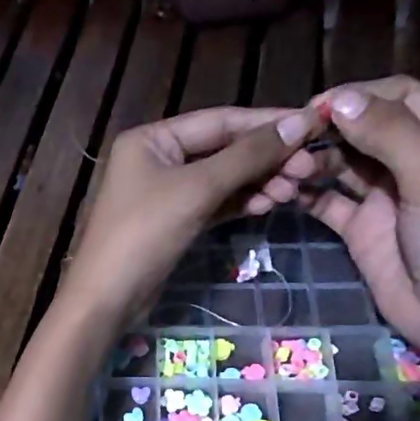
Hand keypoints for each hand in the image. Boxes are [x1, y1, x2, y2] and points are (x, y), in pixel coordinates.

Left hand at [64, 105, 325, 324]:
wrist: (107, 299)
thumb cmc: (144, 235)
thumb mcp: (197, 190)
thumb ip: (247, 156)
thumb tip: (299, 123)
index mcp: (153, 138)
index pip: (220, 121)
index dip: (267, 124)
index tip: (312, 127)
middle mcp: (158, 158)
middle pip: (224, 150)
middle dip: (266, 159)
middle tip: (309, 170)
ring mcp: (166, 193)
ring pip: (222, 179)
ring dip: (258, 183)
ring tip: (294, 192)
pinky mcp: (174, 223)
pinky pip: (214, 204)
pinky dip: (241, 203)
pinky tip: (269, 204)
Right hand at [307, 78, 419, 389]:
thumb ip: (389, 134)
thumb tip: (338, 99)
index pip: (401, 97)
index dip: (358, 97)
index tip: (313, 108)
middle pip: (367, 129)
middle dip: (329, 131)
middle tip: (287, 139)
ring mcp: (391, 195)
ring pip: (346, 165)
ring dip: (315, 161)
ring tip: (283, 165)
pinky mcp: (365, 229)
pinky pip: (331, 202)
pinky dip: (309, 194)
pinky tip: (284, 189)